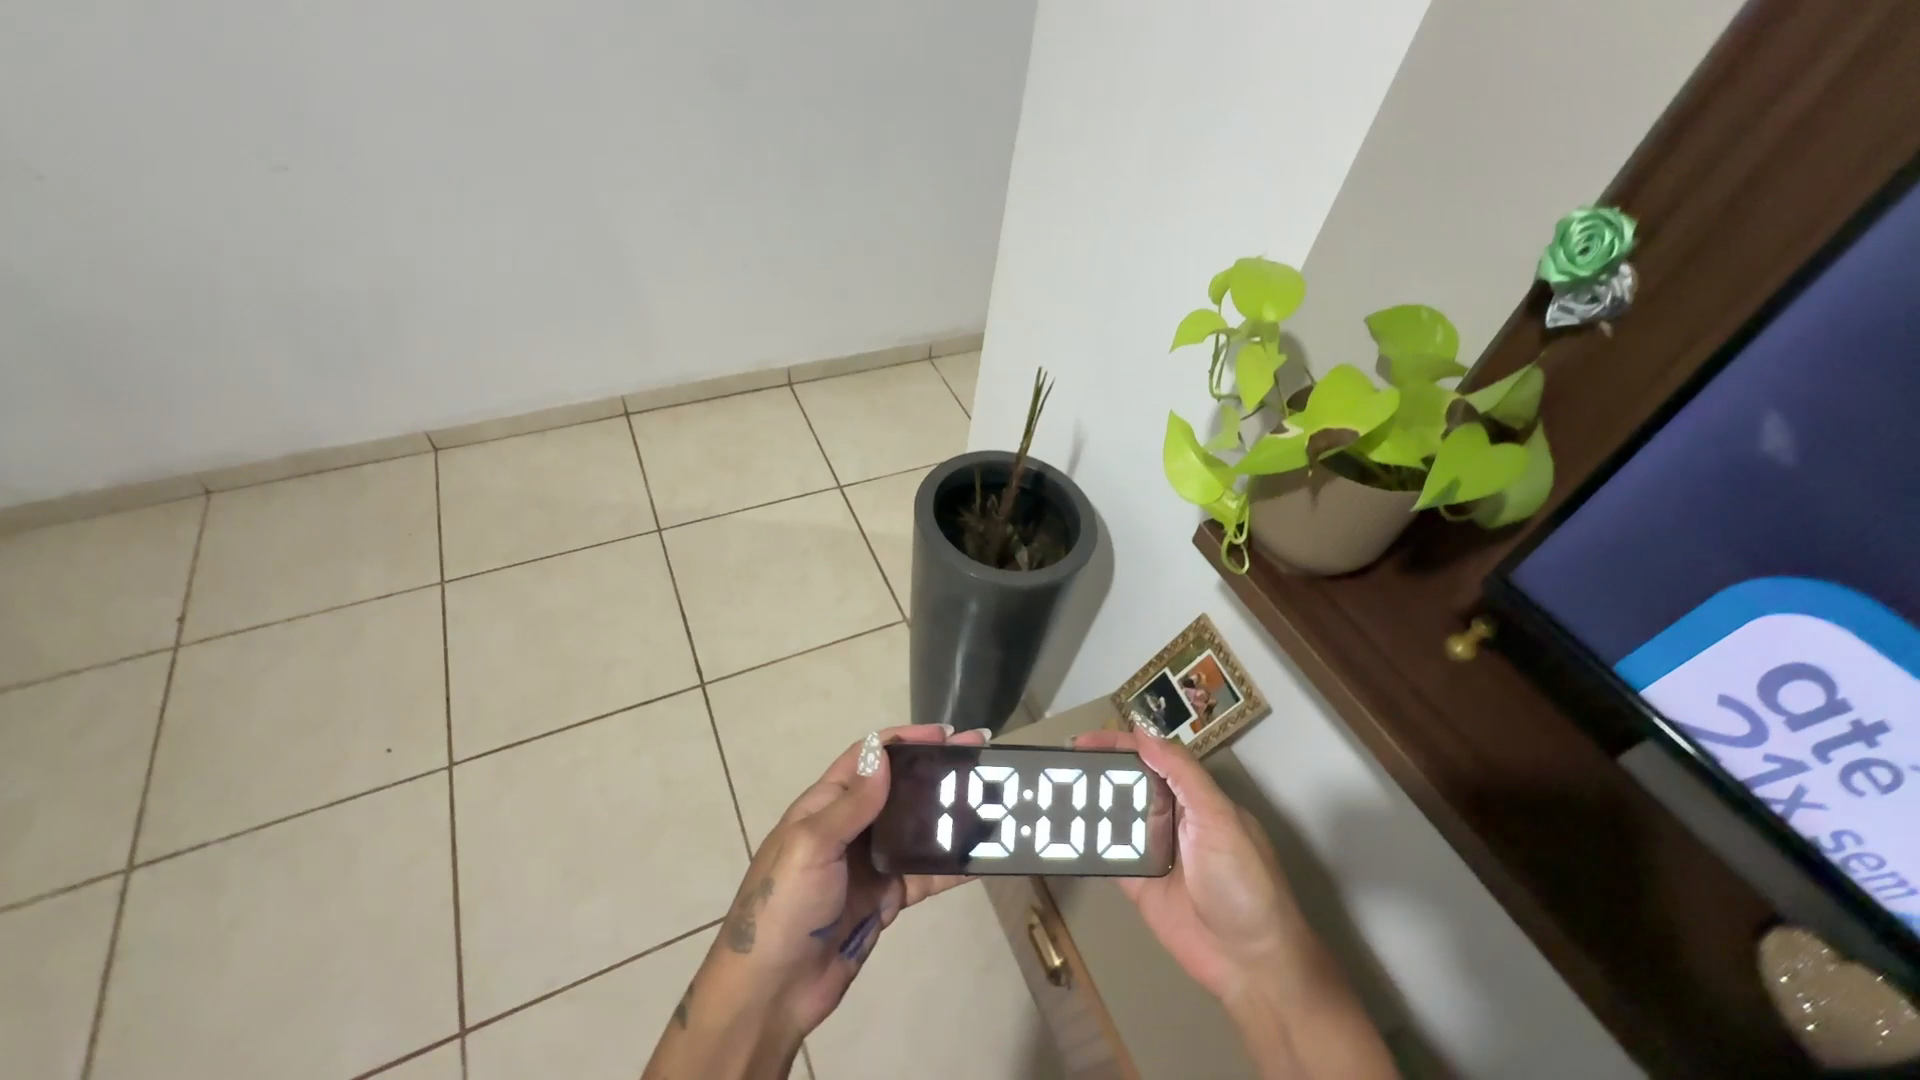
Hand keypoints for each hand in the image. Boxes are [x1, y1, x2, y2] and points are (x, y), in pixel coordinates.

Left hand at [645, 724, 989, 1079]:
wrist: (774, 990)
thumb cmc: (782, 907)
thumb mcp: (810, 847)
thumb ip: (851, 803)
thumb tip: (883, 754)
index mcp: (824, 806)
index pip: (868, 759)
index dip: (904, 741)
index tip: (945, 734)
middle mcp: (850, 828)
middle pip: (900, 789)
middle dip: (937, 771)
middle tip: (980, 757)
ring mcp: (870, 864)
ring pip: (918, 829)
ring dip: (951, 814)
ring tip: (991, 800)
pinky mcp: (886, 898)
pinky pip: (927, 874)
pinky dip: (954, 865)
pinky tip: (983, 856)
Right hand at [1072, 729, 1396, 1078]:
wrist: (1250, 962)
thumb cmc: (1244, 883)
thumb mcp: (1219, 819)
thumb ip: (1183, 774)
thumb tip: (1143, 735)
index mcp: (1197, 798)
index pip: (1154, 759)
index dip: (1120, 746)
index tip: (1084, 741)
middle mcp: (1173, 819)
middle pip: (1130, 786)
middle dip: (1098, 773)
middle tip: (1060, 765)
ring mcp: (1153, 852)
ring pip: (1115, 819)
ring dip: (1088, 806)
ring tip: (1052, 793)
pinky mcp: (1138, 884)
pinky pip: (1108, 857)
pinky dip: (1086, 845)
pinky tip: (1060, 834)